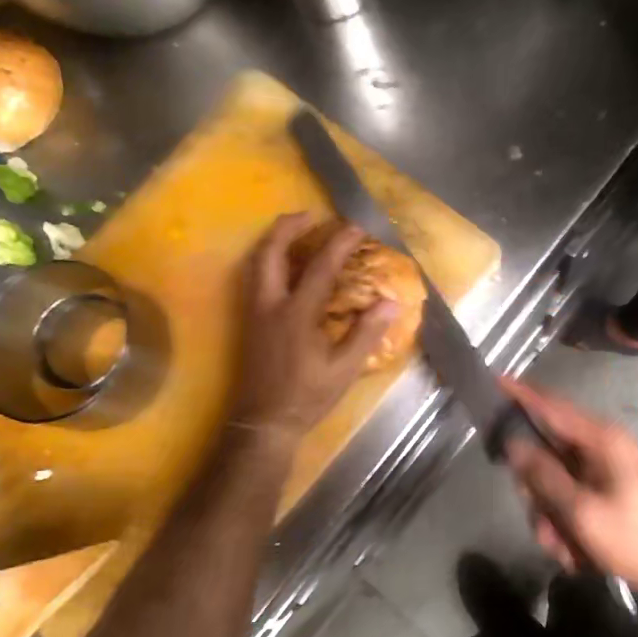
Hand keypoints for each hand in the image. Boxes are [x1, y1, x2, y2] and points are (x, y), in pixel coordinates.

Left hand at [230, 213, 395, 438]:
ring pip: (255, 262)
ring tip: (294, 232)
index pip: (320, 268)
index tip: (356, 227)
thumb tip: (390, 302)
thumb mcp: (344, 369)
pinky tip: (281, 266)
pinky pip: (253, 277)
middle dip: (289, 227)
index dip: (339, 244)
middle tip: (311, 215)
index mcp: (296, 315)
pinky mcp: (247, 321)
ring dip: (274, 240)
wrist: (264, 420)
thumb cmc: (307, 396)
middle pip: (270, 251)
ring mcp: (253, 311)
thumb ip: (366, 333)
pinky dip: (266, 260)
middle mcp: (269, 304)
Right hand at [500, 379, 637, 599]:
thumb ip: (543, 476)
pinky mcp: (611, 492)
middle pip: (548, 455)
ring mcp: (608, 471)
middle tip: (544, 526)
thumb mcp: (582, 513)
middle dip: (539, 496)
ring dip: (553, 519)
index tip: (495, 380)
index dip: (522, 395)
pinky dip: (569, 526)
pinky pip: (574, 500)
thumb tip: (513, 443)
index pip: (552, 408)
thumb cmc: (636, 541)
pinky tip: (579, 554)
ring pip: (557, 484)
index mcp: (602, 440)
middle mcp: (604, 448)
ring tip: (566, 550)